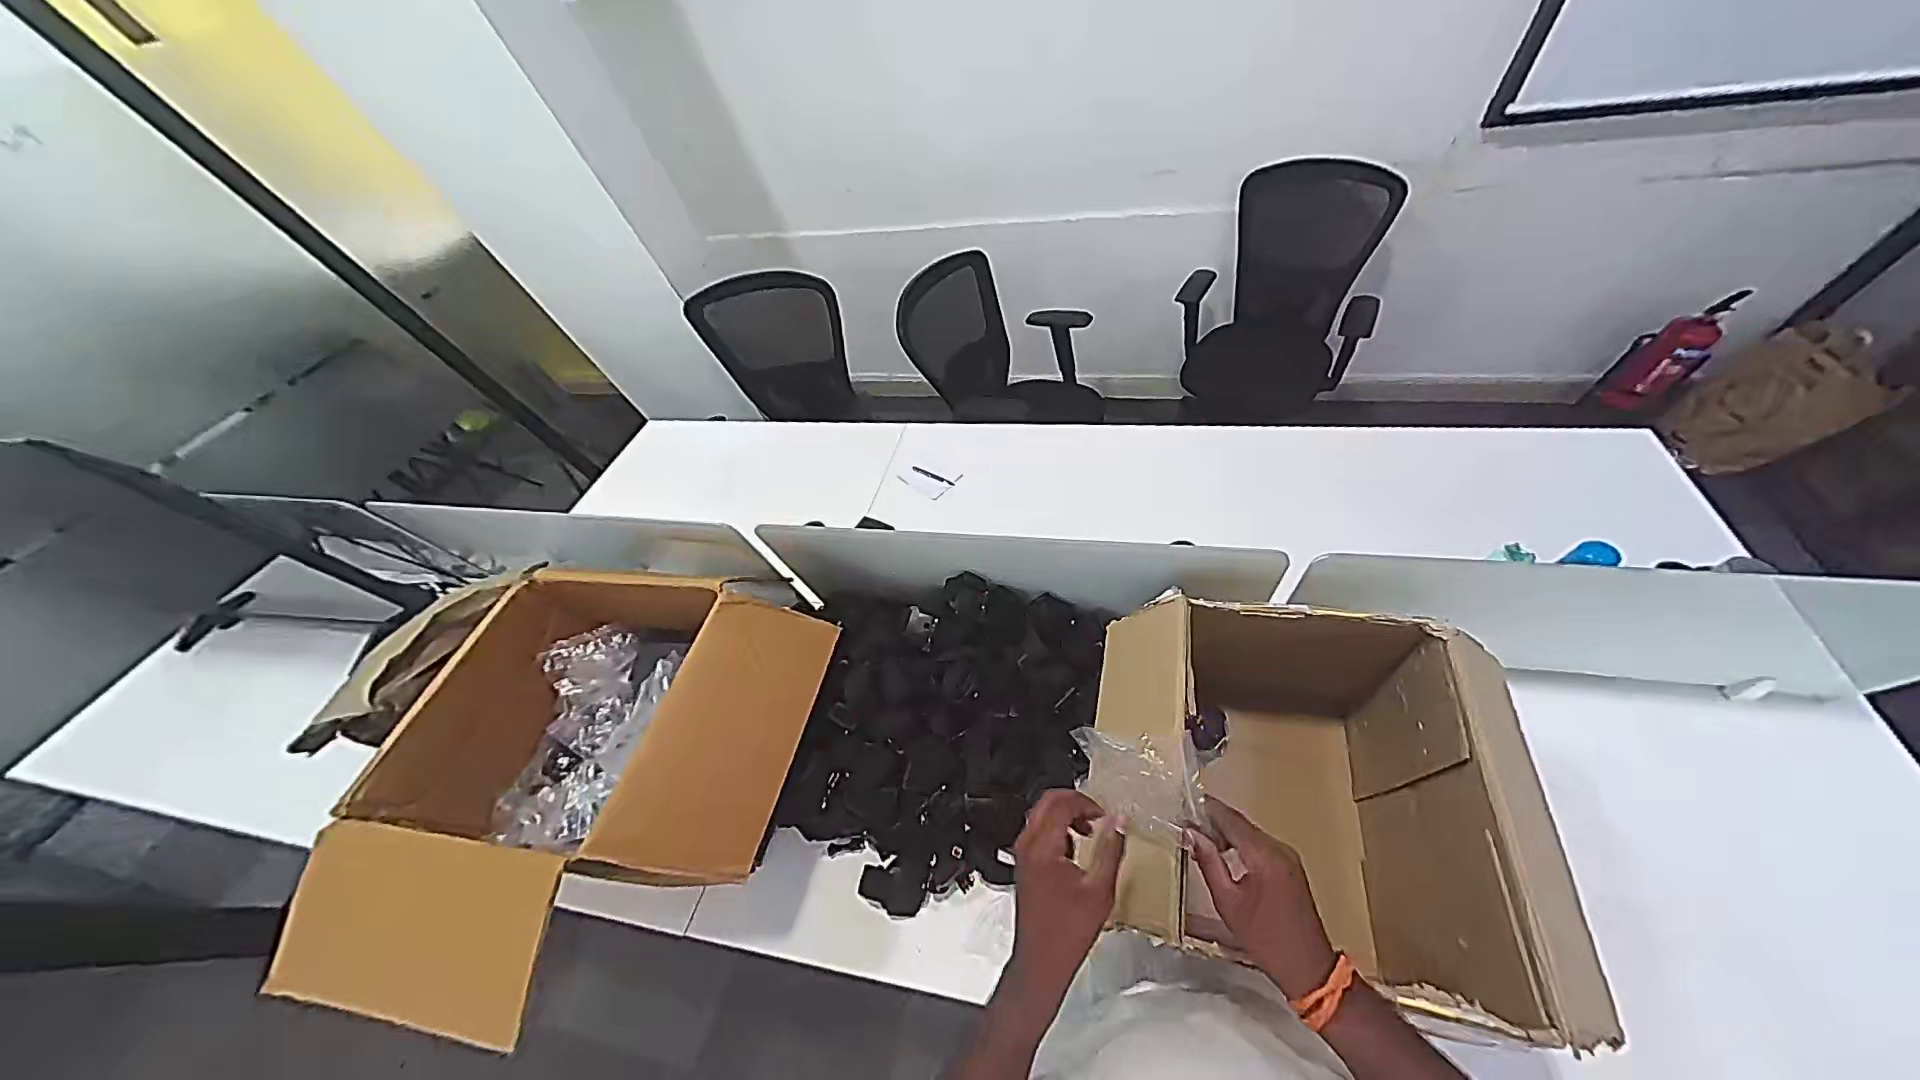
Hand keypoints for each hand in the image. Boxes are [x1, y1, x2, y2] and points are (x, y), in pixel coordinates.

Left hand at [1008, 790, 1125, 993]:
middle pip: (1047, 802)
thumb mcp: (1100, 888)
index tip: (1103, 814)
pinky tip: (1075, 849)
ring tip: (1089, 832)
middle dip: (1074, 803)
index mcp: (1043, 846)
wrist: (1042, 959)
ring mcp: (1022, 854)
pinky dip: (1057, 829)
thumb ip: (1111, 849)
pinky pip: (1038, 832)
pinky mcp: (1024, 863)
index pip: (1061, 802)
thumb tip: (1119, 823)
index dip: (1086, 802)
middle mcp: (1027, 845)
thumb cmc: (1066, 932)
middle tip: (1096, 815)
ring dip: (1065, 815)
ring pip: (1041, 815)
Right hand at [1188, 798, 1338, 998]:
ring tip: (1200, 840)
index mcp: (1264, 856)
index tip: (1183, 809)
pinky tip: (1224, 852)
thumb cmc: (1264, 939)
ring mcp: (1287, 855)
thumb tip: (1192, 833)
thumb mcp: (1228, 902)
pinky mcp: (1290, 864)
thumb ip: (1208, 862)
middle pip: (1240, 823)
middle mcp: (1279, 848)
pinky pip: (1260, 843)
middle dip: (1213, 821)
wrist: (1309, 968)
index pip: (1230, 820)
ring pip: (1249, 831)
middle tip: (1187, 825)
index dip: (1206, 811)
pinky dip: (1240, 842)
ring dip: (1226, 832)